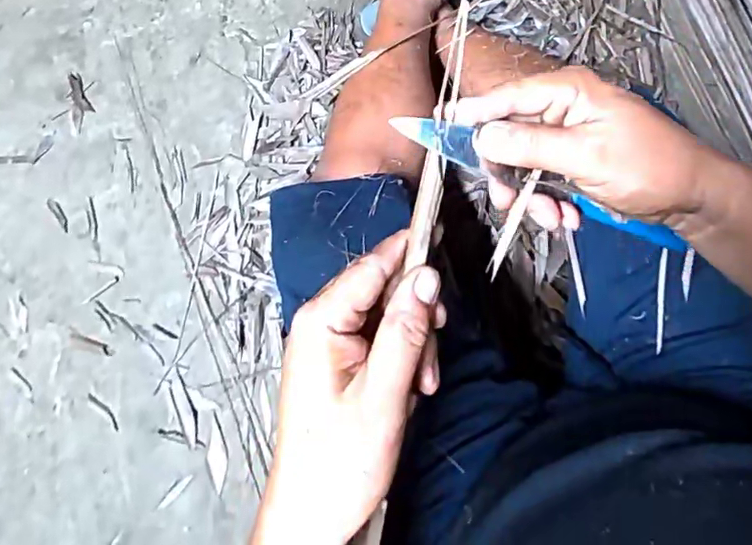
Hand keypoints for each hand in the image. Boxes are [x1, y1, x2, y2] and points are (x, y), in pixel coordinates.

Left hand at [251, 230, 444, 544]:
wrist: (312, 520)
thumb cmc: (334, 467)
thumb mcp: (382, 395)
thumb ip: (405, 330)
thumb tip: (425, 277)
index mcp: (321, 321)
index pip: (372, 265)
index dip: (409, 252)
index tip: (439, 234)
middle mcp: (322, 323)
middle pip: (384, 288)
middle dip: (415, 316)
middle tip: (430, 348)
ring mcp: (330, 341)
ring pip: (389, 314)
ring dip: (413, 342)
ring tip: (419, 382)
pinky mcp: (341, 359)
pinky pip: (382, 337)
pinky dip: (403, 356)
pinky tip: (409, 386)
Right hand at [450, 67, 721, 233]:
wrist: (694, 197)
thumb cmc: (647, 167)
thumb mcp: (586, 157)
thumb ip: (530, 144)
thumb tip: (482, 134)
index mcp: (567, 90)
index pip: (507, 95)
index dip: (472, 112)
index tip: (438, 126)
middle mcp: (563, 105)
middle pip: (509, 132)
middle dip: (509, 172)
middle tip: (511, 204)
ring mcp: (567, 132)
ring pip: (523, 159)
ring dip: (531, 194)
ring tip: (555, 220)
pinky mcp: (573, 157)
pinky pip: (542, 175)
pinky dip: (548, 199)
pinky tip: (568, 218)